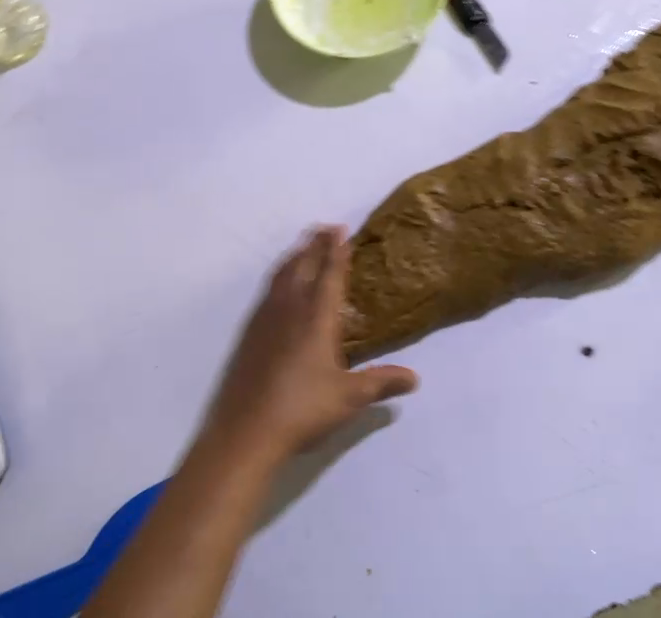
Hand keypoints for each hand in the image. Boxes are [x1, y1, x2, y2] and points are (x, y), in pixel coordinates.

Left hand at [201, 227, 419, 463]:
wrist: (245, 432)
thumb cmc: (303, 410)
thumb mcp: (349, 398)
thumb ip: (381, 383)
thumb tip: (414, 378)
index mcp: (316, 318)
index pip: (329, 275)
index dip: (336, 251)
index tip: (340, 230)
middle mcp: (289, 310)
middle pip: (302, 266)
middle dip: (314, 245)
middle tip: (324, 228)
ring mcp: (264, 320)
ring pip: (280, 276)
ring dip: (294, 257)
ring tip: (302, 247)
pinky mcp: (248, 335)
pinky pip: (266, 292)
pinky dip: (278, 277)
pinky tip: (277, 287)